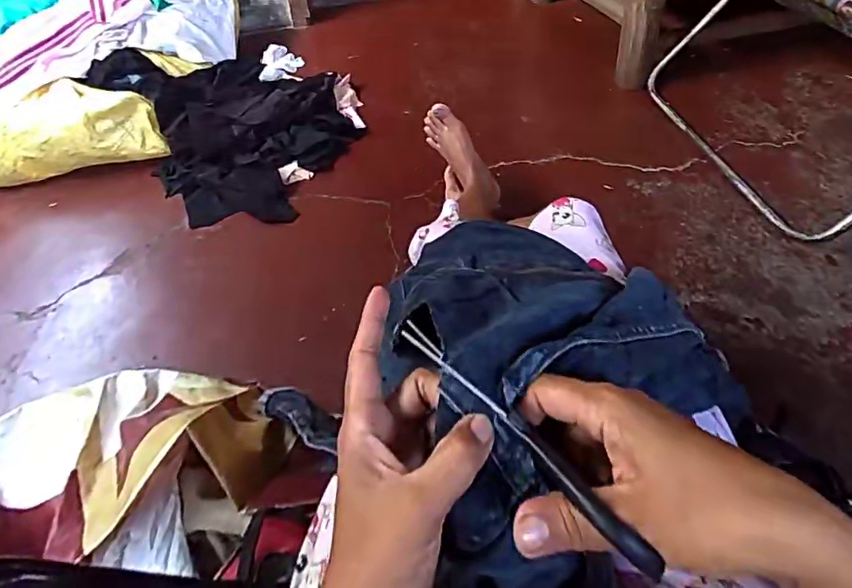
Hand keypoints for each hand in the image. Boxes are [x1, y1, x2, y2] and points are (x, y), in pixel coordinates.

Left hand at [324, 287, 494, 587]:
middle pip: (413, 388)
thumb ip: (453, 459)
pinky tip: (488, 433)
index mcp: (364, 433)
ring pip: (433, 414)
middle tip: (475, 397)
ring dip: (457, 411)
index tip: (380, 291)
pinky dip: (464, 433)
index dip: (370, 327)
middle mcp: (383, 438)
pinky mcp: (422, 480)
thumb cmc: (376, 558)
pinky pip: (446, 440)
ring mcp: (403, 460)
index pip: (363, 367)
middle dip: (442, 385)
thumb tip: (484, 418)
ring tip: (488, 412)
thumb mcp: (416, 505)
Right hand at [512, 376, 851, 587]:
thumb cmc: (697, 508)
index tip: (494, 450)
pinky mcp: (651, 450)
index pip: (546, 390)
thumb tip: (515, 528)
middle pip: (562, 414)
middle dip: (537, 449)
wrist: (768, 518)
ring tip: (535, 504)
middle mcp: (621, 406)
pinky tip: (578, 510)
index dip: (517, 412)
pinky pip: (606, 454)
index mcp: (610, 405)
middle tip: (506, 487)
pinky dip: (589, 477)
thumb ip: (568, 520)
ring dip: (564, 469)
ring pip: (584, 439)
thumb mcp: (627, 519)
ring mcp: (638, 428)